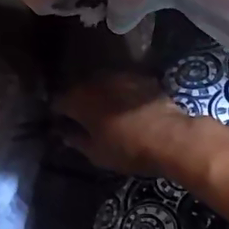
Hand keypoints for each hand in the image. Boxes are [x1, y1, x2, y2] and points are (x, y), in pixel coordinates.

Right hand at [53, 71, 199, 176]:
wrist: (171, 137)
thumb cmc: (127, 149)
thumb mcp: (95, 153)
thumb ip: (75, 140)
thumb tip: (63, 133)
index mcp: (78, 99)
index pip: (57, 102)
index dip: (57, 115)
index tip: (61, 126)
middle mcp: (94, 81)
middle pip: (78, 90)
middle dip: (78, 103)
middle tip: (83, 121)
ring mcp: (120, 75)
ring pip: (101, 85)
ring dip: (100, 96)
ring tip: (106, 113)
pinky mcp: (141, 77)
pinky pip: (123, 85)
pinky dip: (121, 94)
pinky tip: (128, 107)